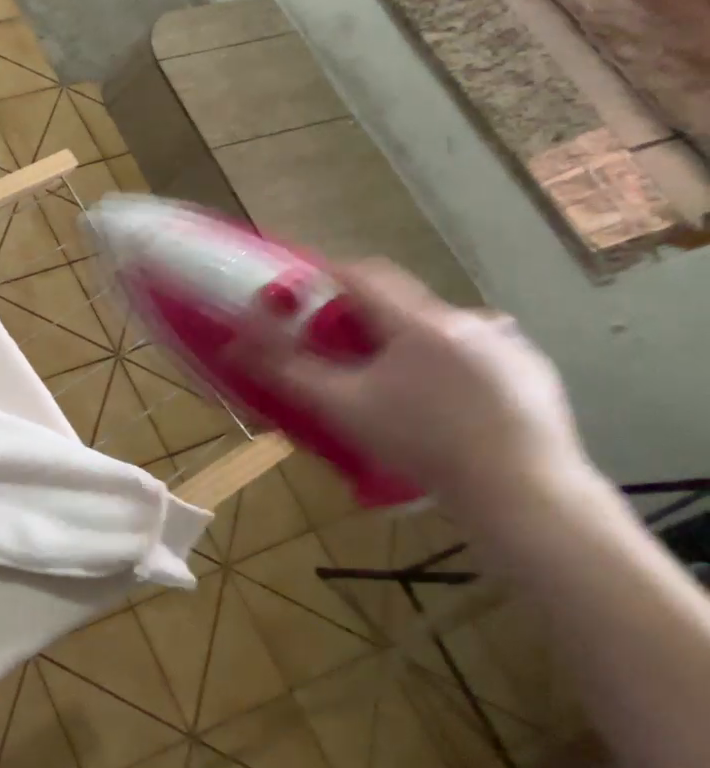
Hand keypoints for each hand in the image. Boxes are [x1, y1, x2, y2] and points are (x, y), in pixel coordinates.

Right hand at [244, 260, 592, 512]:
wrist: (524, 494)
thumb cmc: (422, 444)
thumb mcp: (341, 408)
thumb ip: (286, 370)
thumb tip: (233, 345)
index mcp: (418, 321)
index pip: (361, 274)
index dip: (325, 278)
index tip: (301, 298)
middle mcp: (467, 320)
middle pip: (400, 302)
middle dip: (364, 319)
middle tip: (340, 353)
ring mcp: (508, 346)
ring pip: (439, 329)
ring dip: (410, 344)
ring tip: (394, 387)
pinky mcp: (534, 374)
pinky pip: (478, 354)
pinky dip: (451, 367)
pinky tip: (445, 407)